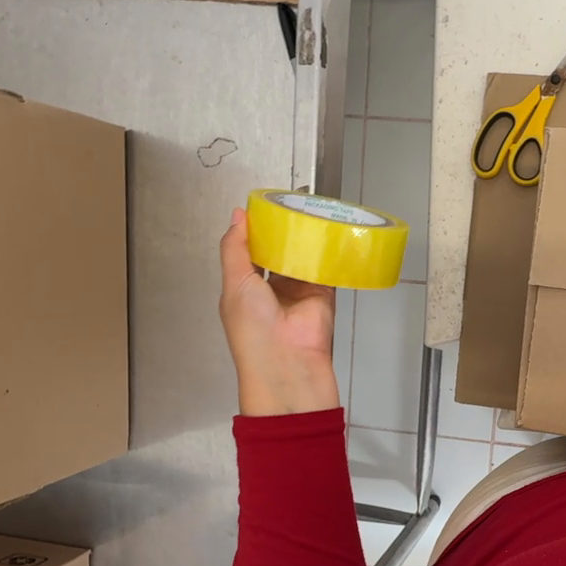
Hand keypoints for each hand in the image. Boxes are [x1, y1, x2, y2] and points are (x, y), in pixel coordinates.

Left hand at [218, 208, 339, 416]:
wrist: (288, 364)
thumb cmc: (253, 327)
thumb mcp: (234, 283)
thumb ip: (235, 248)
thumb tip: (239, 215)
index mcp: (245, 288)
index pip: (251, 252)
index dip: (256, 230)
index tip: (264, 205)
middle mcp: (272, 289)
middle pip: (279, 252)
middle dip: (284, 231)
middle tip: (293, 202)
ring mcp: (300, 292)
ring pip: (303, 258)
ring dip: (306, 238)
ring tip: (312, 208)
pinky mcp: (324, 295)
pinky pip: (327, 269)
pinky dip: (329, 252)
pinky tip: (330, 229)